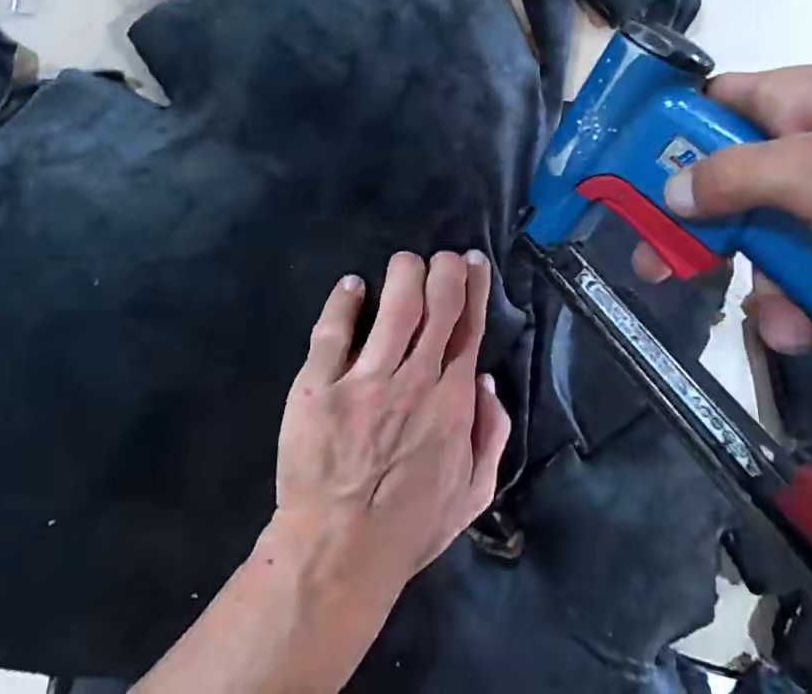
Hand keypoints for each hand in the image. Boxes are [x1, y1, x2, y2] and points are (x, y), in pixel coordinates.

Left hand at [274, 250, 511, 597]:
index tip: (472, 263)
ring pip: (393, 308)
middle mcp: (414, 380)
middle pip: (437, 306)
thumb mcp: (476, 490)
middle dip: (444, 270)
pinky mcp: (318, 389)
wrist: (338, 554)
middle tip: (443, 256)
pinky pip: (332, 333)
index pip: (469, 328)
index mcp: (453, 400)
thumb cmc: (410, 525)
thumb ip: (493, 432)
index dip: (474, 288)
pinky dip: (344, 302)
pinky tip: (352, 285)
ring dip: (404, 274)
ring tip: (405, 261)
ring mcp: (365, 382)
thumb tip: (485, 378)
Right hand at [646, 66, 811, 375]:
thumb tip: (668, 186)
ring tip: (807, 338)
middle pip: (734, 190)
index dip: (664, 144)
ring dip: (784, 298)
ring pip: (780, 250)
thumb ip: (743, 179)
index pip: (706, 108)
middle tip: (676, 279)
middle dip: (719, 244)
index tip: (631, 195)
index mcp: (798, 104)